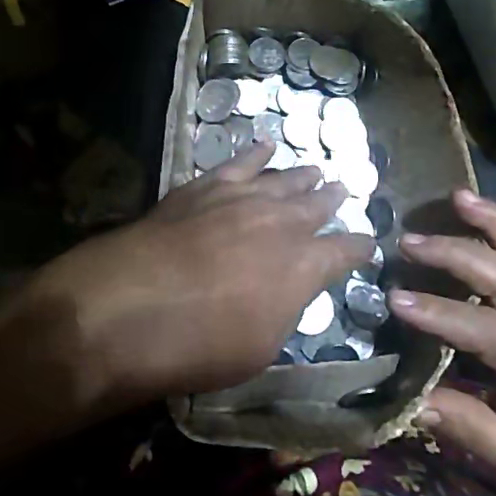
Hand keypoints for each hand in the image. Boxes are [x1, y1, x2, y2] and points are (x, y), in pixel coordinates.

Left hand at [24, 139, 374, 405]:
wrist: (128, 306)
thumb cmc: (199, 345)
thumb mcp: (259, 348)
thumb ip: (283, 311)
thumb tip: (289, 290)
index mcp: (302, 266)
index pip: (344, 251)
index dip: (358, 247)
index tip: (367, 243)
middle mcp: (280, 223)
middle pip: (315, 206)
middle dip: (332, 200)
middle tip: (343, 190)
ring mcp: (240, 199)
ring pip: (282, 180)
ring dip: (302, 176)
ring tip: (316, 170)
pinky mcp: (203, 188)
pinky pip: (238, 163)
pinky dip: (254, 154)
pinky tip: (265, 147)